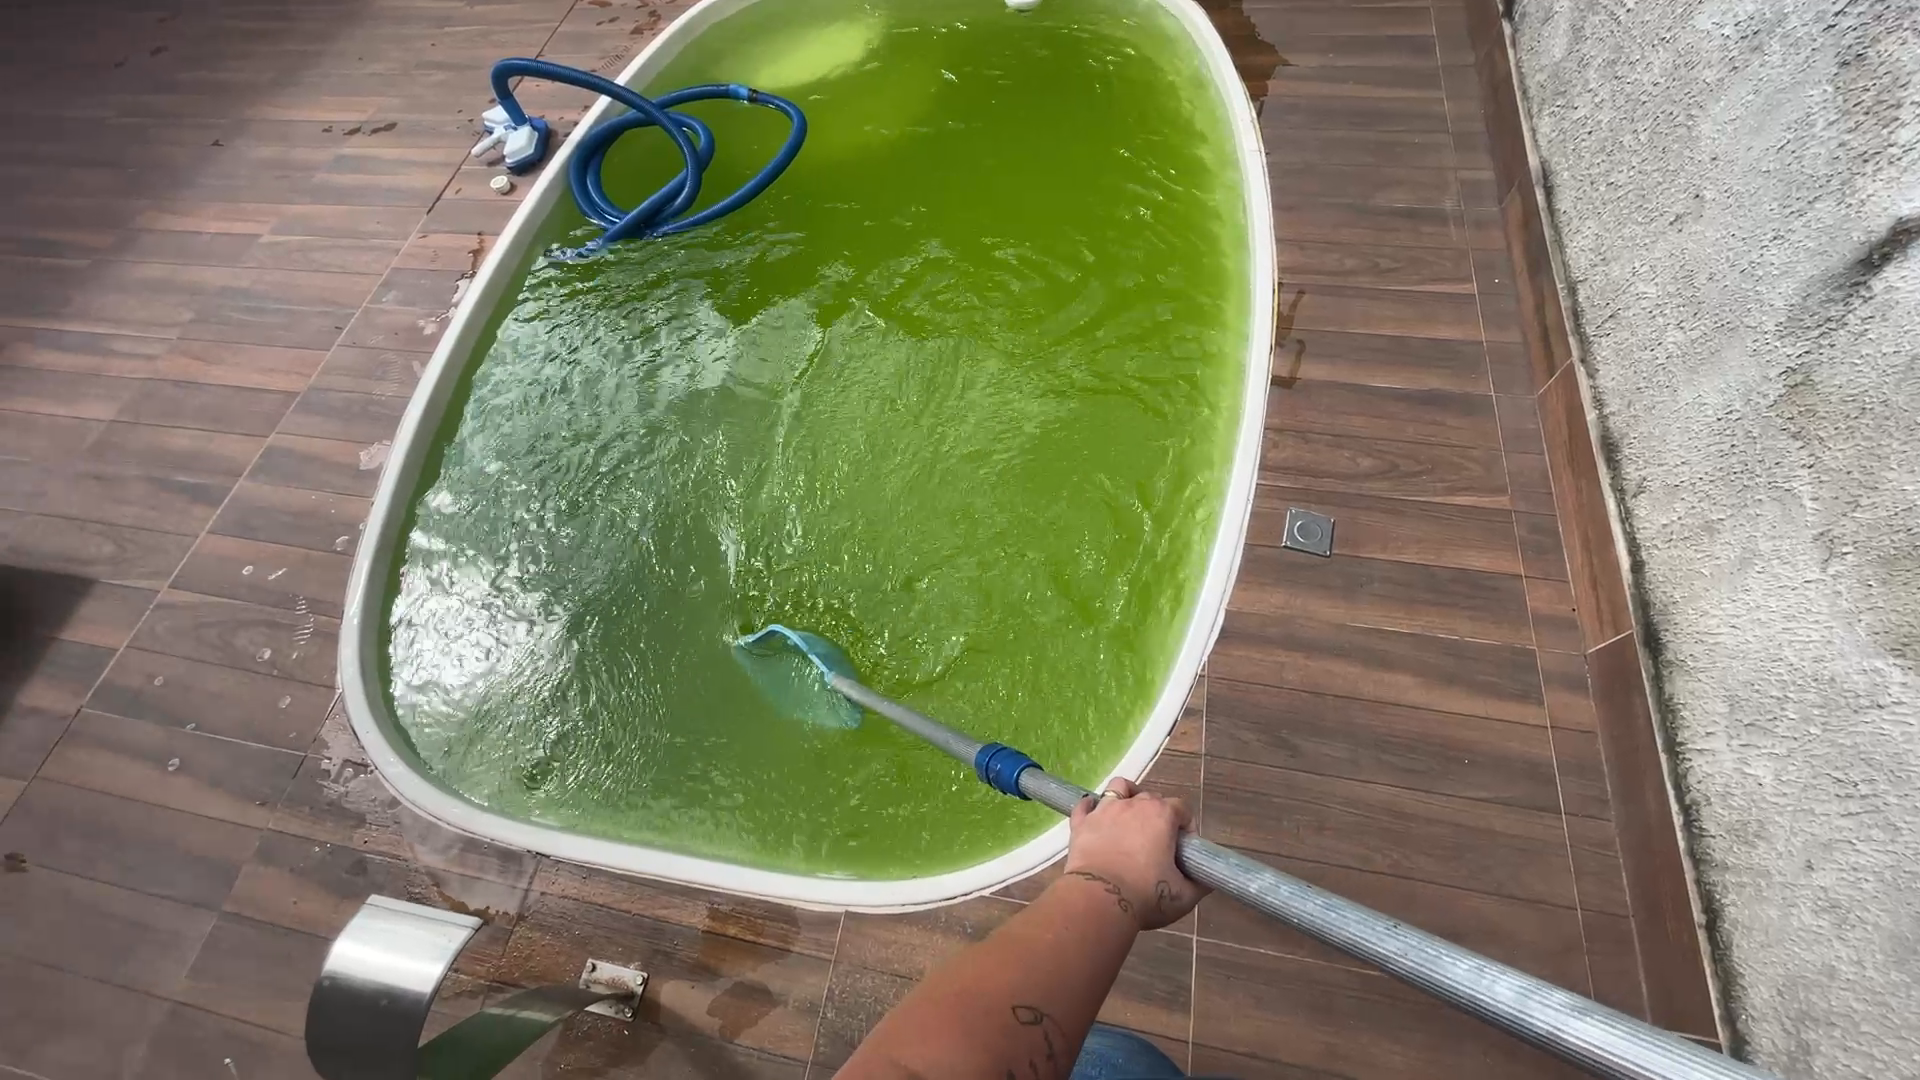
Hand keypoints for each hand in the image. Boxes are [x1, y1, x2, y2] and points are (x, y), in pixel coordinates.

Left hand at [1062, 777, 1208, 930]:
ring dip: (1126, 797)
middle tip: (1158, 841)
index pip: (1182, 808)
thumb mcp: (1184, 896)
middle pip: (1151, 797)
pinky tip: (1095, 816)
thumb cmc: (1146, 896)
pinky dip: (1091, 807)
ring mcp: (1104, 810)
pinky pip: (1085, 805)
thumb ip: (1199, 883)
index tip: (1185, 847)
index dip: (1187, 826)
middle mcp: (1133, 804)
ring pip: (1118, 788)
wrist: (1099, 900)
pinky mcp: (1081, 822)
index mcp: (1161, 816)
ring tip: (1129, 816)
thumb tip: (1206, 879)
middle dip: (1159, 814)